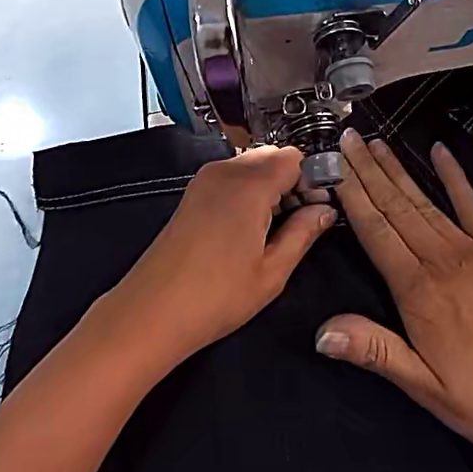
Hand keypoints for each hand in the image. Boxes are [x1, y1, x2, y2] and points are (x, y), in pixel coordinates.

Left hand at [85, 145, 335, 369]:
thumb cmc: (212, 298)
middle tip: (297, 222)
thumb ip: (304, 233)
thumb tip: (324, 212)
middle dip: (293, 182)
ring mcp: (206, 179)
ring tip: (271, 230)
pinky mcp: (194, 192)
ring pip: (254, 164)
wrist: (148, 315)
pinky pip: (234, 175)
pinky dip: (249, 191)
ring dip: (271, 187)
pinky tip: (247, 229)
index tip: (316, 209)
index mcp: (250, 184)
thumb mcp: (272, 272)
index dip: (312, 180)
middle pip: (275, 157)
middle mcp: (227, 171)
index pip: (296, 157)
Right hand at [317, 131, 472, 471]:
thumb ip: (376, 351)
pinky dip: (455, 176)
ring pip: (426, 201)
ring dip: (399, 170)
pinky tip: (442, 153)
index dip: (352, 196)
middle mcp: (445, 261)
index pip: (376, 232)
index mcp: (421, 293)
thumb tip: (325, 332)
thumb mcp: (428, 390)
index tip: (335, 166)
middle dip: (368, 170)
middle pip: (397, 206)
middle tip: (350, 138)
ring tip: (378, 143)